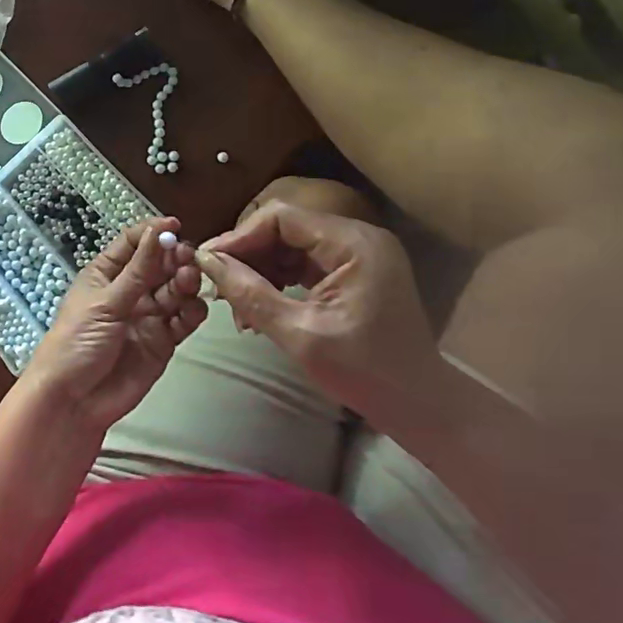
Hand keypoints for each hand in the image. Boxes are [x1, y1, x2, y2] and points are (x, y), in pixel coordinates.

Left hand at [22, 217, 206, 432]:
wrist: (74, 400)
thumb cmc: (77, 342)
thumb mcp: (106, 302)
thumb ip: (138, 271)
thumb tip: (158, 232)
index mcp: (104, 274)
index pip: (132, 244)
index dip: (152, 233)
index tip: (175, 226)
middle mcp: (128, 291)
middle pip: (159, 265)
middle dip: (174, 259)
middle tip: (188, 259)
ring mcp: (146, 316)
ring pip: (175, 291)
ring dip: (185, 283)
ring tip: (189, 282)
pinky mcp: (162, 341)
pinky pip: (183, 320)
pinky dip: (192, 312)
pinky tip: (193, 310)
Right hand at [193, 200, 441, 403]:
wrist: (417, 404)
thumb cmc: (363, 370)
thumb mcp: (298, 333)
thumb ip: (249, 293)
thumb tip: (205, 260)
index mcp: (353, 245)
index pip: (280, 218)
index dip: (239, 237)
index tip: (207, 262)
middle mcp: (357, 238)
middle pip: (283, 229)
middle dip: (246, 256)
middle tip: (216, 286)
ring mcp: (356, 255)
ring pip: (287, 246)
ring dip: (256, 270)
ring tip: (234, 304)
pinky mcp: (350, 272)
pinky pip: (300, 263)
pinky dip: (275, 280)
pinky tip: (256, 306)